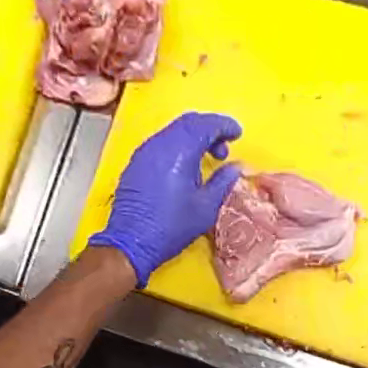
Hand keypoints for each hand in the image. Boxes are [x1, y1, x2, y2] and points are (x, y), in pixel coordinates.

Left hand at [88, 112, 242, 284]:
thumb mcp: (205, 208)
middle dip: (209, 130)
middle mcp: (159, 144)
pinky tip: (182, 170)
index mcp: (180, 150)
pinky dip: (176, 148)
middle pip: (188, 123)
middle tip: (222, 150)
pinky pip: (160, 145)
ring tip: (203, 162)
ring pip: (172, 132)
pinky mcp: (134, 165)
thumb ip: (222, 182)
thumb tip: (234, 168)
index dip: (225, 125)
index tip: (237, 134)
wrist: (130, 244)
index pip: (206, 124)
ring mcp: (143, 152)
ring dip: (192, 139)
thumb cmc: (171, 227)